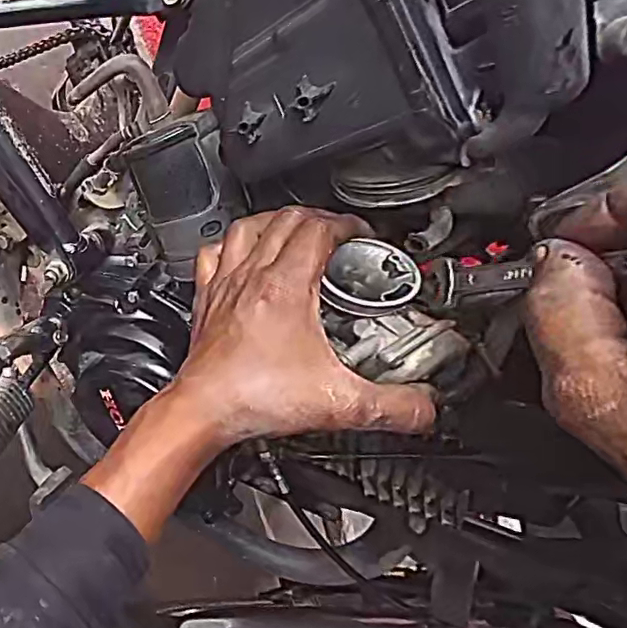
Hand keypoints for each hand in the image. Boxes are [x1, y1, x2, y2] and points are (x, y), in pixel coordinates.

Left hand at [171, 206, 435, 447]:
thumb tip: (424, 407)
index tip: (364, 237)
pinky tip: (239, 254)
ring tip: (293, 229)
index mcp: (284, 288)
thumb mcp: (339, 404)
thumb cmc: (250, 398)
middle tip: (339, 234)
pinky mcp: (206, 300)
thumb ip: (392, 406)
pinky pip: (211, 254)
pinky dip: (229, 245)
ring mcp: (224, 286)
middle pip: (284, 220)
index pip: (319, 229)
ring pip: (245, 229)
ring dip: (273, 221)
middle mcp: (249, 278)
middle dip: (319, 218)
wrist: (202, 410)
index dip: (348, 225)